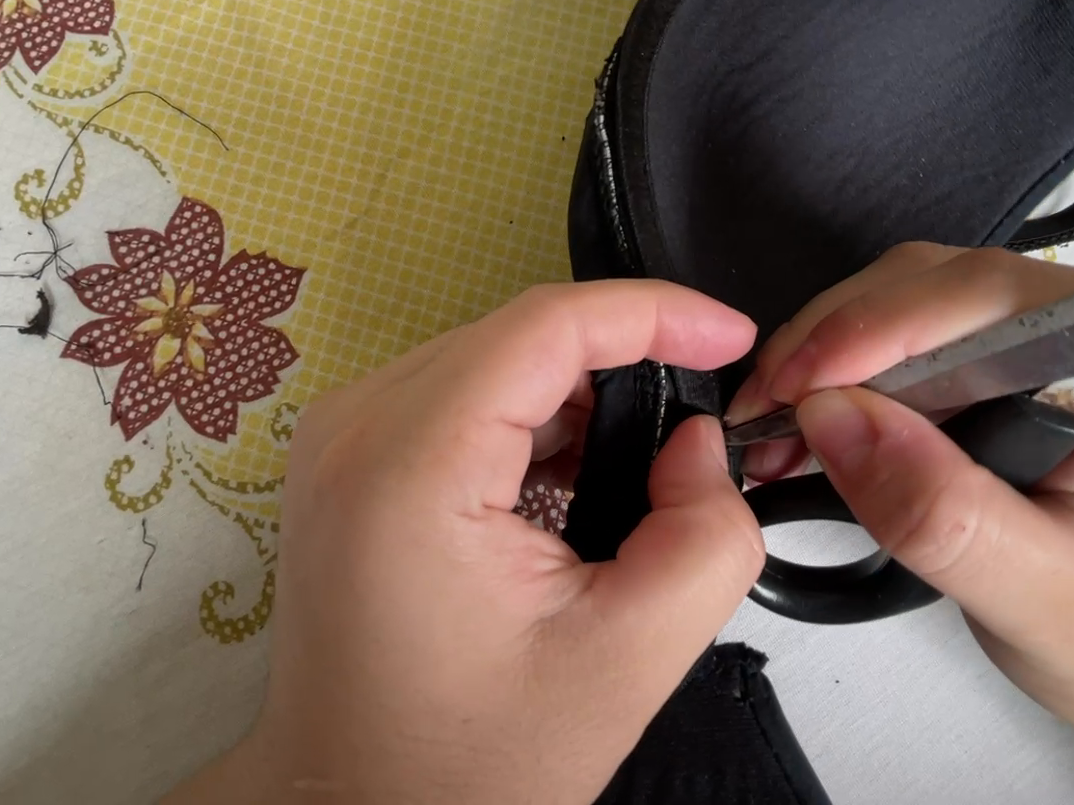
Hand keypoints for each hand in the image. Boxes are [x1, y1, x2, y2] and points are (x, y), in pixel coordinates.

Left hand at [169, 281, 765, 804]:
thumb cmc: (468, 760)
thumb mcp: (626, 661)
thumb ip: (704, 537)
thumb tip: (697, 440)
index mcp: (408, 466)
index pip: (544, 327)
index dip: (650, 312)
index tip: (730, 336)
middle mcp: (356, 423)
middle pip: (518, 334)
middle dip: (623, 353)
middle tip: (695, 408)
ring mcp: (342, 428)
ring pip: (494, 353)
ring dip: (578, 385)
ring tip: (634, 456)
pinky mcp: (351, 447)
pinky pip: (462, 387)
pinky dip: (532, 408)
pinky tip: (568, 468)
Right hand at [729, 243, 1073, 800]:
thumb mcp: (1057, 610)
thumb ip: (945, 515)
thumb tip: (823, 415)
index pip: (1008, 302)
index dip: (890, 328)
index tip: (797, 389)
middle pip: (943, 288)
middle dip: (836, 345)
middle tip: (760, 416)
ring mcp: (1054, 338)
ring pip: (907, 305)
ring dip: (825, 360)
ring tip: (772, 429)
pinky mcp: (1005, 366)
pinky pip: (902, 343)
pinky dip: (839, 380)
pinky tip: (805, 426)